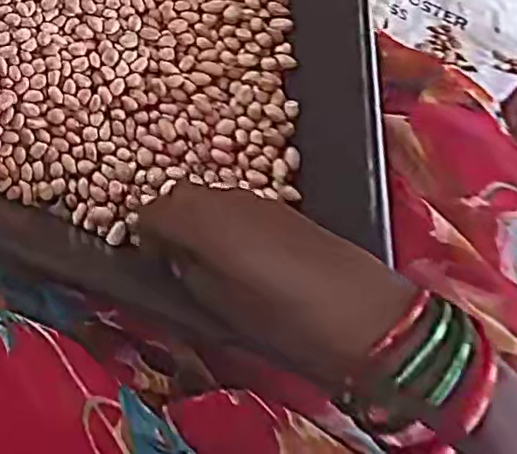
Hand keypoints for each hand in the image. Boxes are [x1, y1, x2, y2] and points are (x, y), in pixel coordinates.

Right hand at [132, 183, 417, 383]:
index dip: (143, 237)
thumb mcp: (222, 306)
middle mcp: (214, 197)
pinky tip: (244, 250)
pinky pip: (233, 204)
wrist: (373, 318)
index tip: (152, 260)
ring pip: (204, 197)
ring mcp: (248, 196)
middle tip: (177, 255)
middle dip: (168, 221)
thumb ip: (188, 273)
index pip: (147, 215)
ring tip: (211, 253)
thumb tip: (178, 260)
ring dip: (198, 218)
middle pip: (173, 198)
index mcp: (192, 219)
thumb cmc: (288, 319)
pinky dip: (226, 219)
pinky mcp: (277, 204)